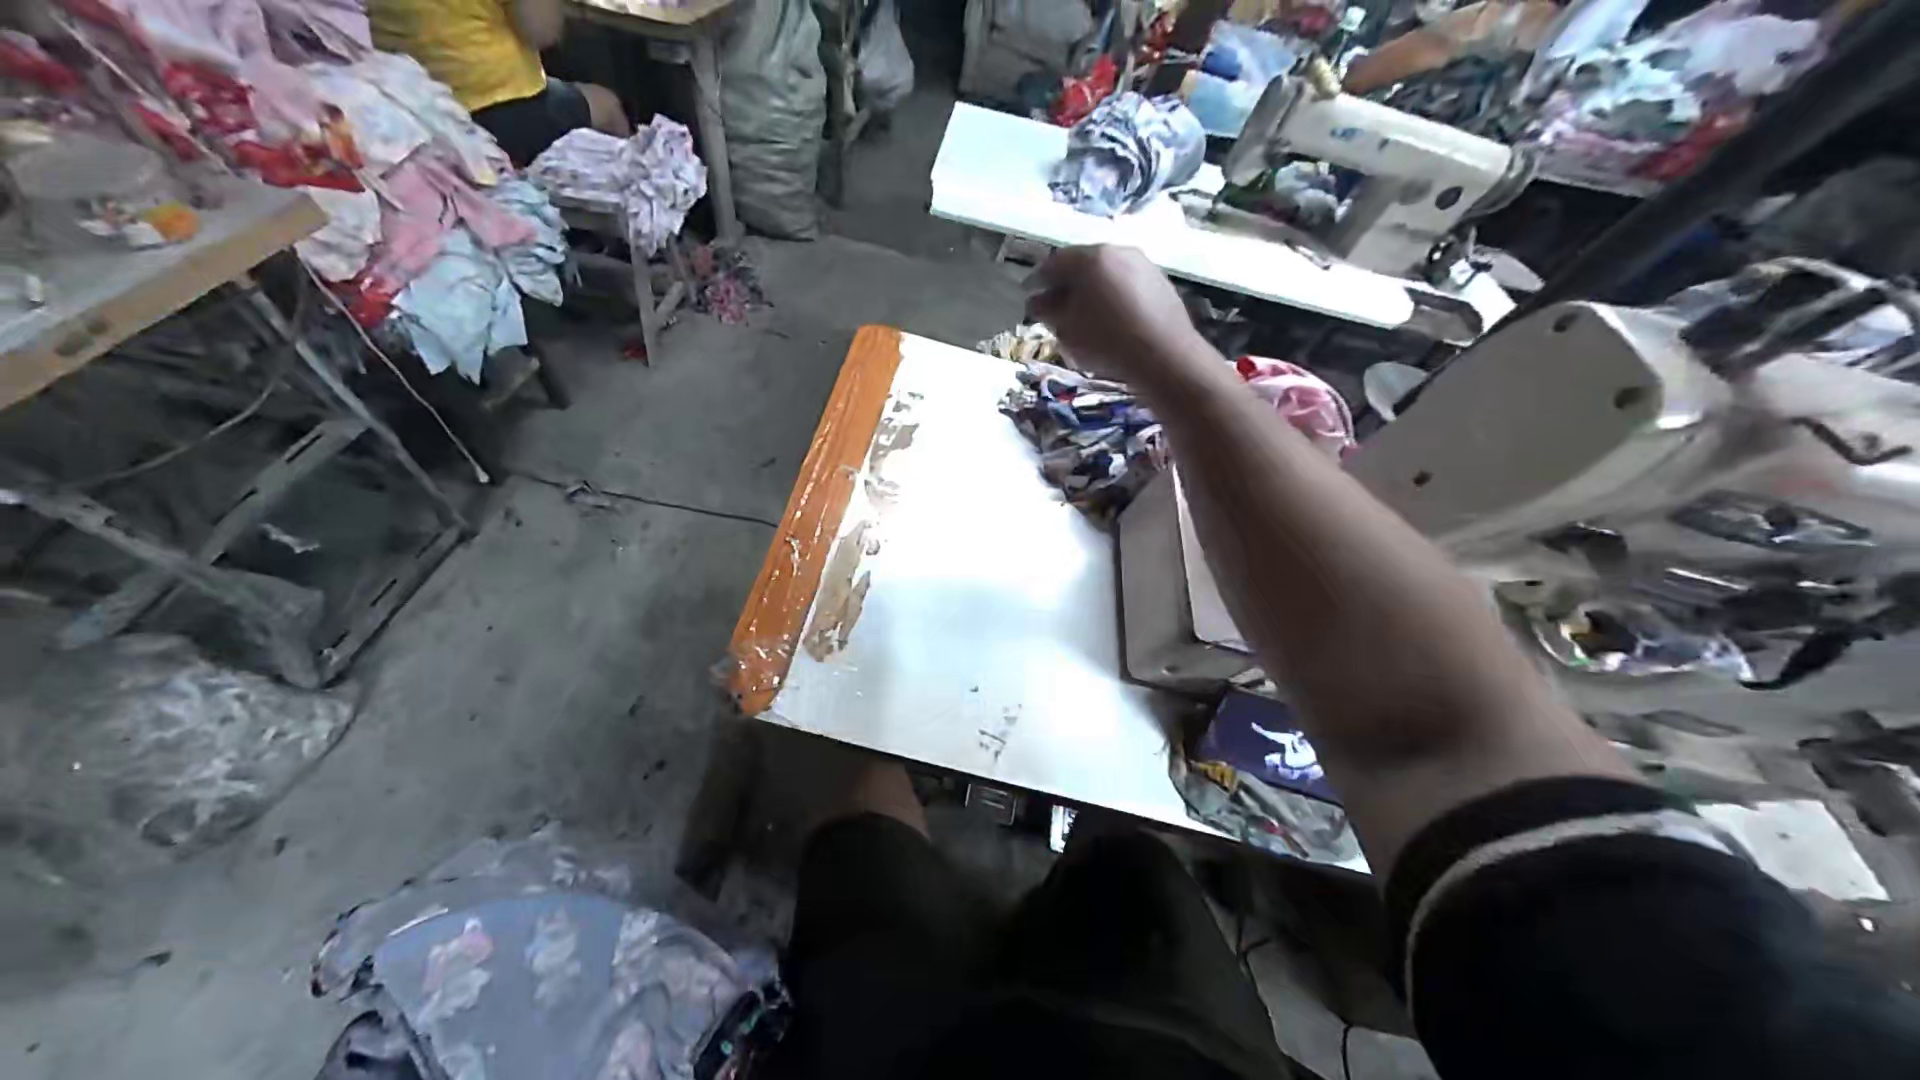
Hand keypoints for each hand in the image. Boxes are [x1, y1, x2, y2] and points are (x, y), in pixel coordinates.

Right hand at [1024, 245, 1211, 390]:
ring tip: (1081, 315)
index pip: (1054, 263)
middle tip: (1053, 305)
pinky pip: (1125, 285)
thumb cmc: (1106, 341)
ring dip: (1090, 290)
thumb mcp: (1067, 329)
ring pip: (1106, 274)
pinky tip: (1109, 320)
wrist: (1164, 356)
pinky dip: (1112, 297)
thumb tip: (1037, 301)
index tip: (1028, 294)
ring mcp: (1143, 264)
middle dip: (1066, 284)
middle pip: (1083, 264)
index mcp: (1090, 257)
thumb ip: (1047, 310)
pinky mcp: (1161, 283)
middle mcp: (1118, 251)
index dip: (1037, 280)